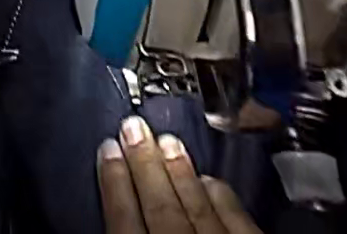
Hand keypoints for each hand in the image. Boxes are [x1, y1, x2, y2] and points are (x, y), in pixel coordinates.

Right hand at [99, 116, 259, 233]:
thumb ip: (126, 233)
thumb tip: (112, 217)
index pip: (124, 225)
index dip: (113, 184)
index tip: (107, 149)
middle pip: (160, 208)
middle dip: (144, 163)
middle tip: (132, 124)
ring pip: (198, 207)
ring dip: (180, 172)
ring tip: (167, 140)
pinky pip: (239, 222)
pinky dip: (223, 198)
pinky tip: (211, 179)